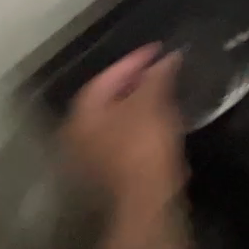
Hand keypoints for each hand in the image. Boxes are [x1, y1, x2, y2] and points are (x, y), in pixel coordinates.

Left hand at [62, 43, 186, 209]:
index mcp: (82, 116)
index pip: (104, 78)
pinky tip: (162, 119)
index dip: (132, 61)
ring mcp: (94, 157)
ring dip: (138, 103)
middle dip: (134, 82)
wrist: (146, 199)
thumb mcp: (152, 103)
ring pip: (116, 119)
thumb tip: (169, 57)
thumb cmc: (142, 146)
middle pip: (107, 99)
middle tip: (160, 68)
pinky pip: (126, 136)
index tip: (158, 49)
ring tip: (165, 90)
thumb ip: (158, 76)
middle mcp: (79, 136)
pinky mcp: (113, 171)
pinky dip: (142, 122)